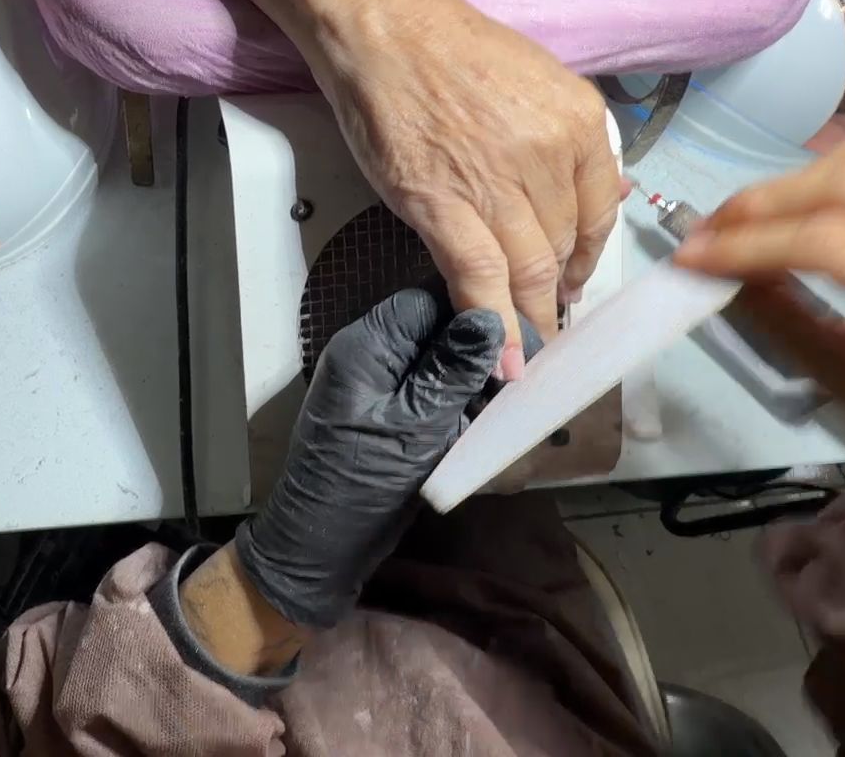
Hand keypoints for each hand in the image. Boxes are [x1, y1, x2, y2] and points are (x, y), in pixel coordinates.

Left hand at [234, 288, 502, 628]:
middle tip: (520, 380)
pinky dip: (458, 399)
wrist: (321, 543)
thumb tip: (490, 315)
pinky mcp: (387, 407)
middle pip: (435, 325)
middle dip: (480, 348)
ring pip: (438, 357)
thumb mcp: (416, 426)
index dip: (476, 312)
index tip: (522, 343)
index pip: (428, 300)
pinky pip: (430, 386)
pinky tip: (484, 419)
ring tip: (506, 404)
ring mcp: (377, 380)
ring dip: (473, 378)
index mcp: (367, 344)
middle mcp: (369, 351)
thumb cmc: (362, 483)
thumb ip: (452, 370)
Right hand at [312, 0, 622, 374]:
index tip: (573, 283)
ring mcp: (497, 185)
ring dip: (530, 319)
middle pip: (564, 248)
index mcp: (580, 124)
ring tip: (525, 351)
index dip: (587, 261)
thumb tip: (577, 197)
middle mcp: (550, 157)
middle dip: (556, 295)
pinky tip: (503, 361)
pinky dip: (495, 325)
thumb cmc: (446, 50)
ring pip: (530, 272)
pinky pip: (480, 277)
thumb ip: (560, 142)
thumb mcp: (532, 82)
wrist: (383, 32)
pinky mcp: (443, 206)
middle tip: (547, 323)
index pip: (601, 214)